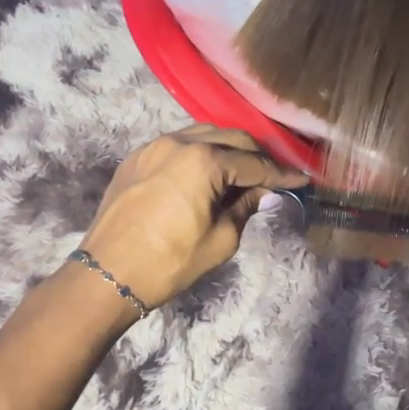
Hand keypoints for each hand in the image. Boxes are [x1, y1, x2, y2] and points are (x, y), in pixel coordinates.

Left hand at [76, 125, 307, 309]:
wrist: (107, 275)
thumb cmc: (169, 262)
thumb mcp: (221, 239)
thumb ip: (245, 207)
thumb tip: (263, 193)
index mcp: (204, 160)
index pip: (254, 163)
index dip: (281, 174)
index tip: (302, 180)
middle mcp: (180, 141)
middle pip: (231, 139)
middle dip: (257, 156)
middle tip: (274, 177)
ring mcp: (154, 145)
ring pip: (204, 134)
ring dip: (227, 149)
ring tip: (242, 171)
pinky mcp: (137, 157)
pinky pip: (178, 143)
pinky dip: (200, 152)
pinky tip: (207, 171)